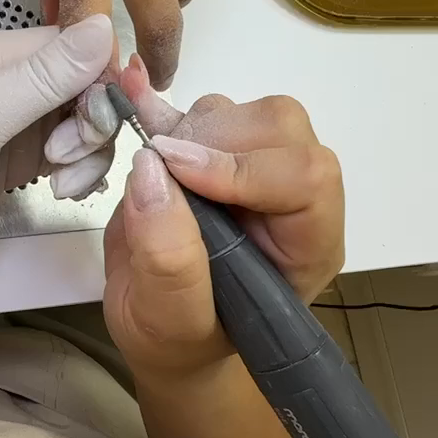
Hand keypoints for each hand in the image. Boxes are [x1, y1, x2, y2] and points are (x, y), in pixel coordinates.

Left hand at [0, 15, 114, 283]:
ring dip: (87, 155)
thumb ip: (44, 76)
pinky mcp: (23, 153)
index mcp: (1, 54)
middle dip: (93, 125)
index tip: (105, 118)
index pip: (78, 47)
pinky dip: (77, 171)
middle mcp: (16, 79)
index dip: (104, 79)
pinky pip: (72, 153)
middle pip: (89, 88)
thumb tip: (105, 23)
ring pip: (86, 124)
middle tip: (63, 157)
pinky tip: (60, 191)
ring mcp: (21, 118)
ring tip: (60, 183)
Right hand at [101, 60, 343, 382]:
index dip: (239, 165)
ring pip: (240, 110)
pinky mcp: (207, 152)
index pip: (306, 178)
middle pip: (281, 128)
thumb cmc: (175, 339)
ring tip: (149, 163)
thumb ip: (169, 261)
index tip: (172, 169)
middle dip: (212, 136)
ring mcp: (249, 169)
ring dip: (186, 125)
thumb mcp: (169, 321)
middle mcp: (288, 197)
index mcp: (305, 244)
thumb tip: (153, 169)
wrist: (157, 330)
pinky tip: (131, 98)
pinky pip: (195, 108)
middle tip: (159, 166)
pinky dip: (158, 103)